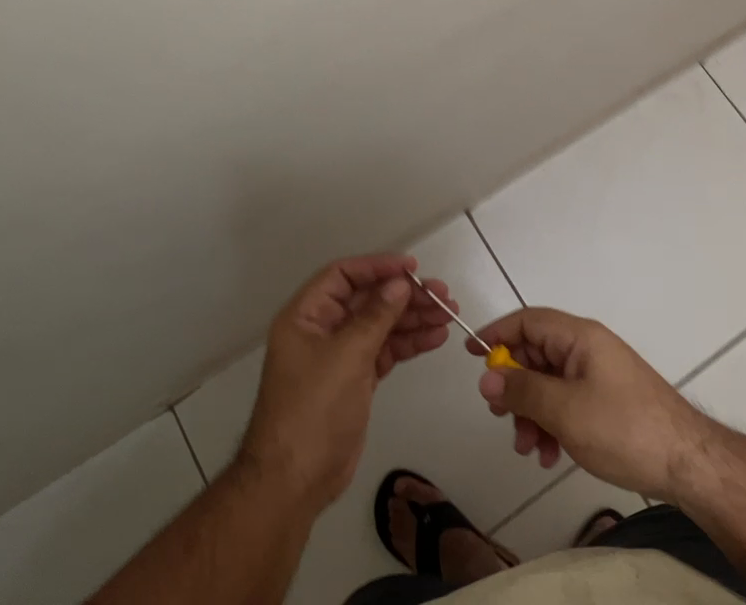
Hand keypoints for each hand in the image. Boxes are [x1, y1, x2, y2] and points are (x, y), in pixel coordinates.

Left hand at [238, 255, 458, 510]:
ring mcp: (339, 357)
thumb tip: (400, 283)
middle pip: (367, 300)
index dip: (377, 267)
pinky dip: (410, 343)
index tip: (413, 268)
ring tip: (449, 314)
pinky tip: (435, 338)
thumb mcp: (347, 355)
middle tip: (443, 295)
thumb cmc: (313, 409)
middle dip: (405, 296)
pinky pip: (386, 351)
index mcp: (306, 317)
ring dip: (413, 318)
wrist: (296, 478)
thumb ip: (376, 316)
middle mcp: (321, 331)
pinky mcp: (356, 380)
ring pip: (381, 326)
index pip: (343, 276)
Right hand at [472, 308, 714, 496]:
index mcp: (580, 338)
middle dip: (513, 388)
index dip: (497, 334)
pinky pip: (566, 404)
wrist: (686, 462)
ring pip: (548, 385)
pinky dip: (552, 425)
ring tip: (529, 449)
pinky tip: (550, 456)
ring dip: (531, 414)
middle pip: (535, 355)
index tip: (470, 357)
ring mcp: (599, 376)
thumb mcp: (564, 410)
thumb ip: (522, 391)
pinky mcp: (607, 402)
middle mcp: (588, 350)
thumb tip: (486, 378)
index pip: (528, 321)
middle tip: (499, 417)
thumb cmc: (623, 427)